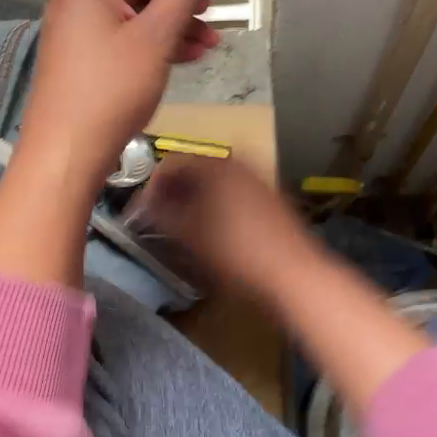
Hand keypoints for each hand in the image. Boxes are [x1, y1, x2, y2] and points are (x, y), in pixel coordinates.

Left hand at [14, 0, 220, 192]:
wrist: (67, 152)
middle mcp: (78, 1)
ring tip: (210, 42)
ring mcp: (79, 32)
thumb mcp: (154, 38)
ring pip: (134, 13)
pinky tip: (188, 57)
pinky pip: (124, 37)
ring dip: (173, 23)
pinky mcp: (83, 59)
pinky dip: (155, 42)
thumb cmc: (110, 89)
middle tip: (211, 8)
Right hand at [138, 156, 313, 295]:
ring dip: (195, 198)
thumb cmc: (237, 251)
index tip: (142, 210)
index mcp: (216, 164)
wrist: (294, 273)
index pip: (172, 163)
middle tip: (160, 216)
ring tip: (183, 225)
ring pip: (215, 181)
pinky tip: (213, 228)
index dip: (152, 186)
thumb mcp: (191, 235)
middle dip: (175, 191)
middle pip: (195, 169)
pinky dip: (217, 203)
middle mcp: (238, 163)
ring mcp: (258, 178)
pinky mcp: (271, 197)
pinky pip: (234, 192)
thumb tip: (144, 205)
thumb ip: (162, 214)